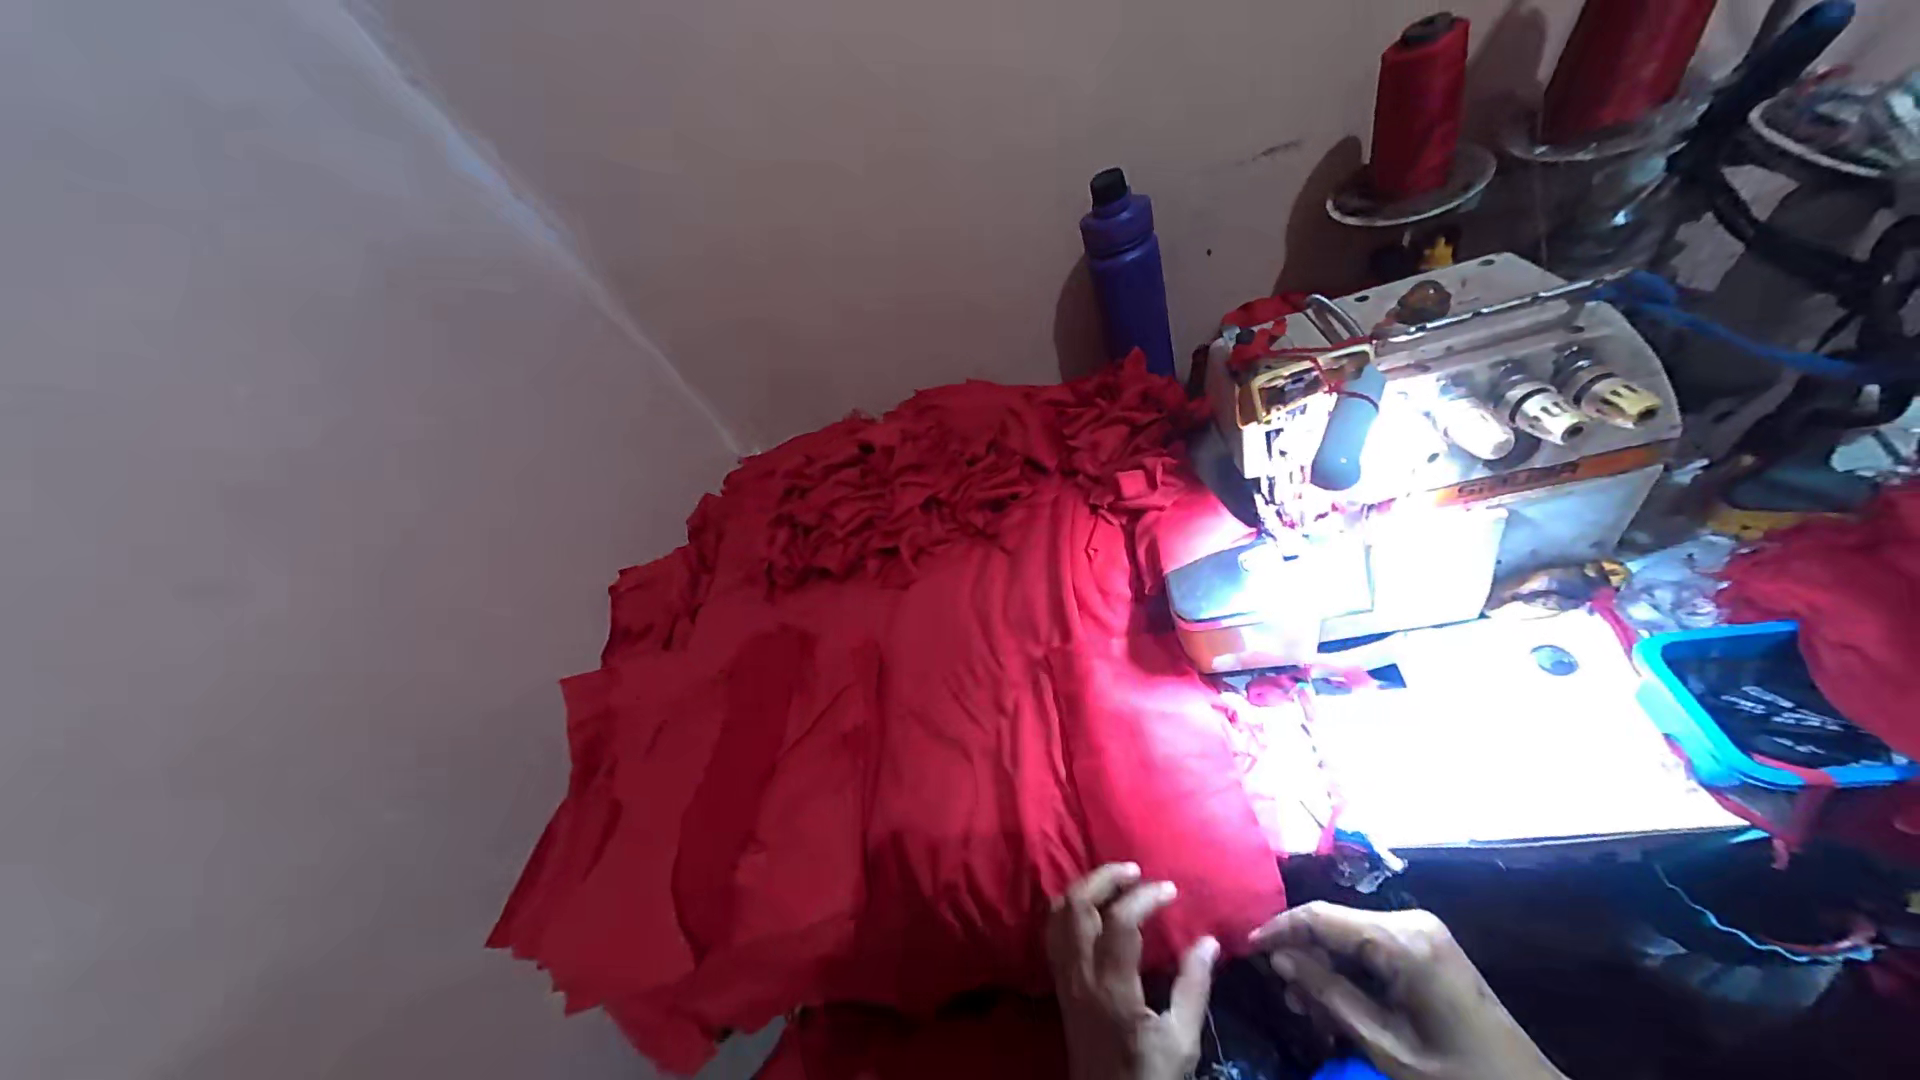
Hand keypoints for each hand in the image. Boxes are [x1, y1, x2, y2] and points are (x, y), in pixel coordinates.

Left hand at [1047, 863, 1220, 1079]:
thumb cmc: (1149, 1077)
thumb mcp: (1182, 1041)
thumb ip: (1193, 986)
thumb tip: (1208, 941)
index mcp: (1112, 988)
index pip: (1120, 923)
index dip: (1144, 897)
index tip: (1169, 889)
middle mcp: (1080, 974)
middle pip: (1078, 905)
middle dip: (1104, 877)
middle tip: (1134, 870)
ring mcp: (1063, 976)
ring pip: (1058, 913)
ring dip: (1084, 887)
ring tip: (1113, 879)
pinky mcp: (1058, 982)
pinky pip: (1052, 930)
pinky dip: (1069, 906)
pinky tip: (1090, 904)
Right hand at [1250, 903, 1564, 1079]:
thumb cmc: (1458, 1077)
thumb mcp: (1387, 1046)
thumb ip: (1328, 995)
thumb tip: (1280, 959)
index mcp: (1402, 940)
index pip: (1320, 917)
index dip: (1279, 929)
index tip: (1247, 947)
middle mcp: (1410, 921)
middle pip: (1333, 925)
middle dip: (1303, 955)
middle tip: (1283, 993)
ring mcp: (1421, 931)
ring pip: (1348, 935)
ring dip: (1324, 967)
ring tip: (1306, 1006)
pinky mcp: (1426, 946)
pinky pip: (1370, 947)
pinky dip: (1348, 971)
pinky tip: (1336, 1000)